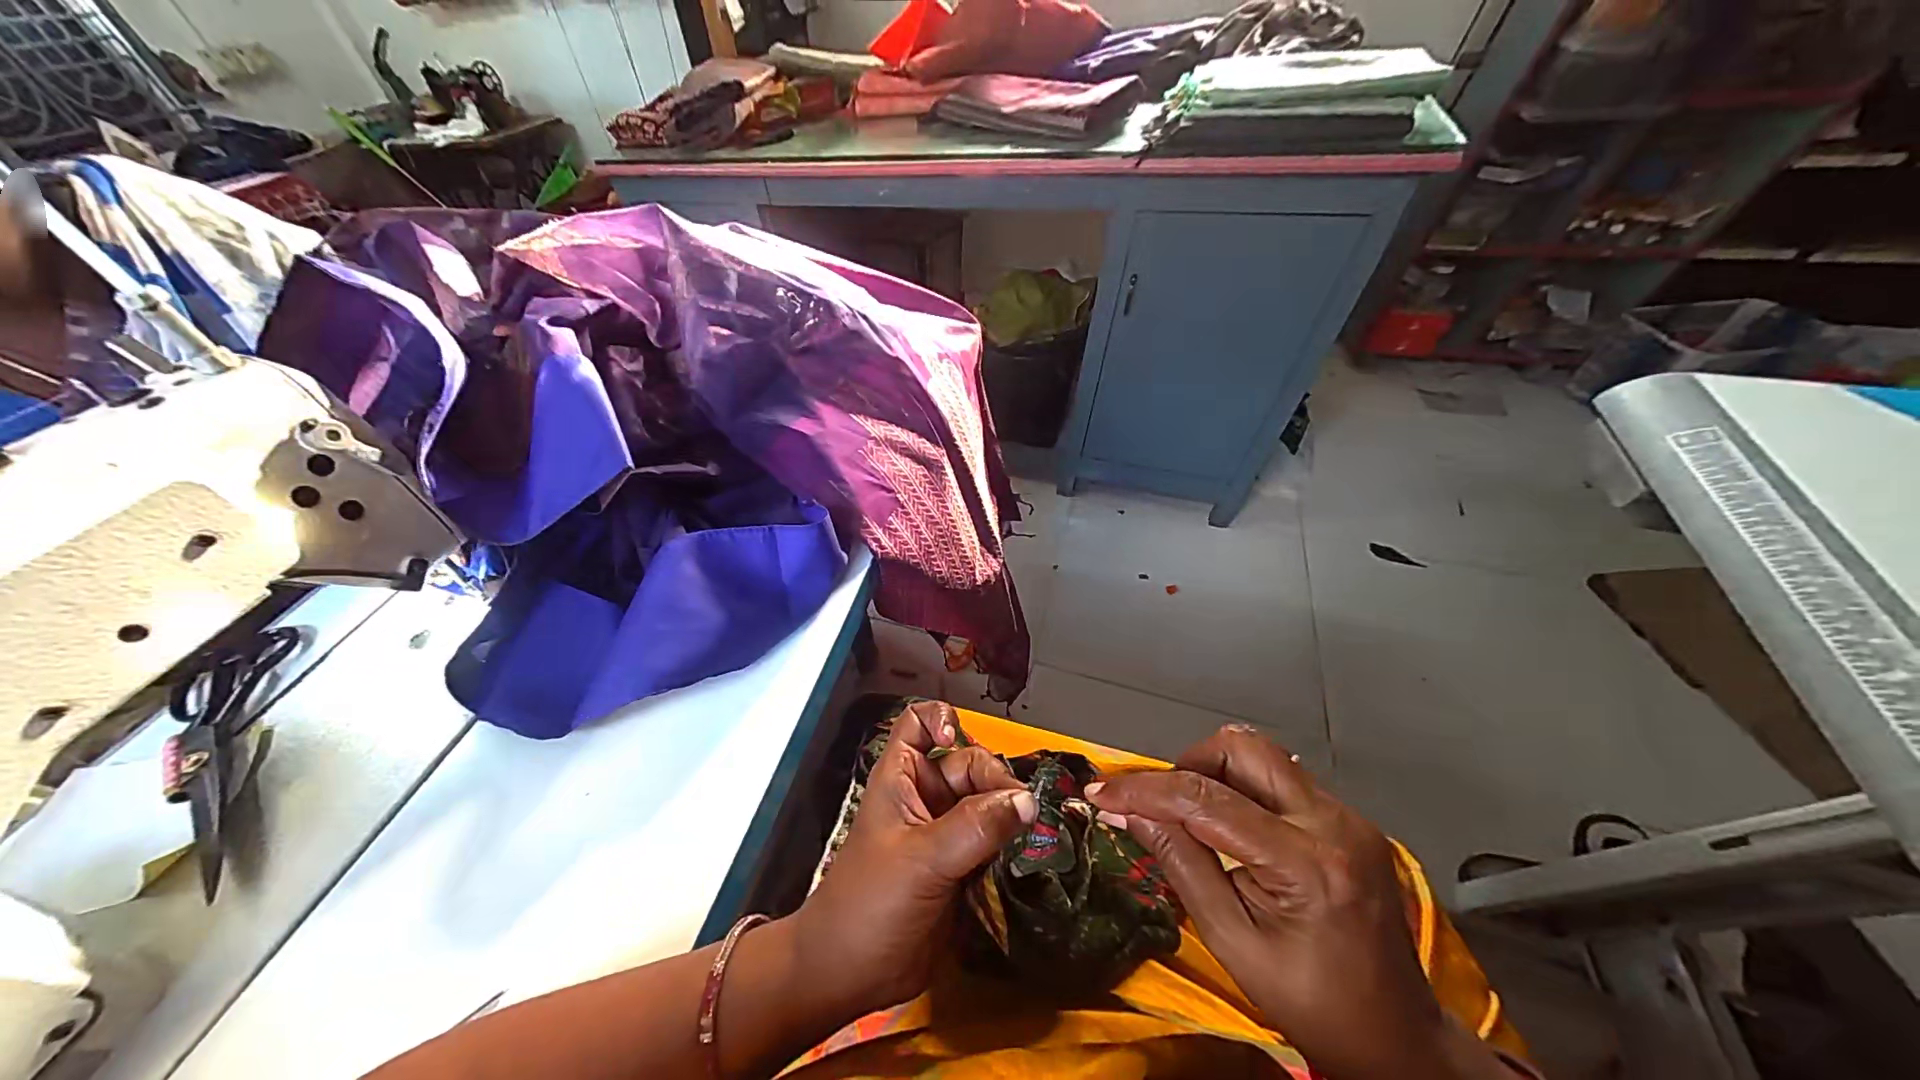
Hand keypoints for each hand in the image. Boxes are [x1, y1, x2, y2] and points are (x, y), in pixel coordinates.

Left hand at [794, 701, 1036, 1013]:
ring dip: (1010, 812)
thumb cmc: (869, 903)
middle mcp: (925, 796)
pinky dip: (1011, 841)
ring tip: (1031, 833)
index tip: (962, 745)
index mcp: (901, 777)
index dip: (944, 723)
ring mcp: (945, 830)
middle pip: (971, 763)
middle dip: (997, 780)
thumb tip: (1028, 801)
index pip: (921, 723)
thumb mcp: (922, 858)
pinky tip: (1025, 853)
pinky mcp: (962, 863)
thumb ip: (976, 827)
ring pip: (988, 801)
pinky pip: (994, 837)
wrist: (850, 973)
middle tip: (1021, 812)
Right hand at [1087, 725, 1506, 1079]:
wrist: (1396, 1035)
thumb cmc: (1307, 1001)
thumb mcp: (1230, 938)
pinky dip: (1244, 788)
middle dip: (1189, 765)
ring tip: (1194, 816)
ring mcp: (1348, 816)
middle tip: (1163, 806)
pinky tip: (1233, 827)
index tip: (1102, 792)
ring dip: (1216, 772)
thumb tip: (1126, 812)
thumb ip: (1180, 862)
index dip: (1146, 790)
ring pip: (1264, 756)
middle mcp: (1333, 822)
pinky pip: (1283, 779)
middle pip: (1244, 749)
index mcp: (1306, 863)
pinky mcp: (1350, 819)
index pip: (1207, 800)